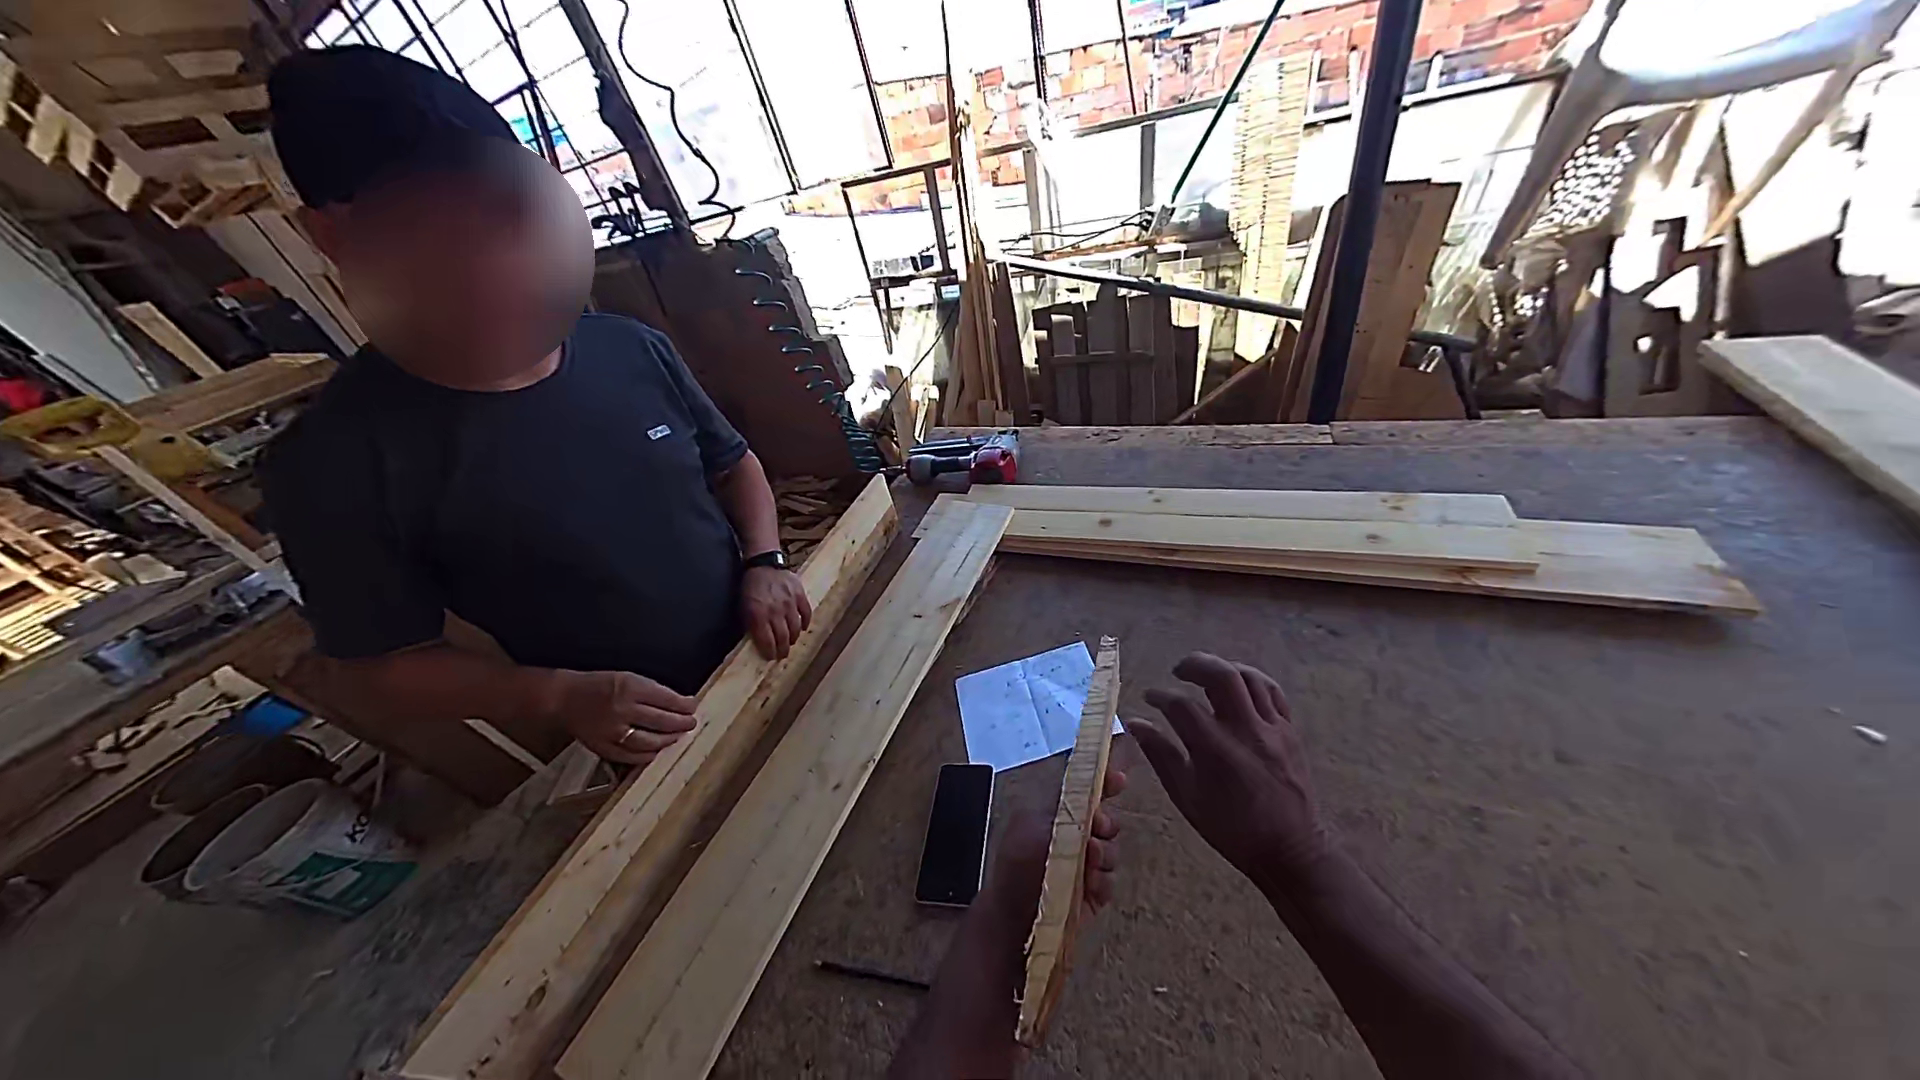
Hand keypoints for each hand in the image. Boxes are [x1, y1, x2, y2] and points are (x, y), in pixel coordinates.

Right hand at [544, 669, 697, 766]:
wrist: (564, 699)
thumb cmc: (600, 685)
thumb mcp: (629, 678)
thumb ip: (652, 691)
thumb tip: (679, 702)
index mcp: (631, 688)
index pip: (667, 699)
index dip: (684, 705)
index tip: (693, 707)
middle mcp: (622, 710)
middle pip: (661, 721)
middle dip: (681, 724)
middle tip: (691, 724)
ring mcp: (612, 732)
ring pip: (648, 741)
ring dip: (667, 740)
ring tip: (677, 737)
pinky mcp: (602, 747)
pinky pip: (629, 756)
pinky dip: (646, 756)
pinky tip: (656, 752)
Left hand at [741, 565, 811, 659]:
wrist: (763, 564)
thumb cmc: (750, 587)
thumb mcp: (743, 606)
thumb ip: (751, 624)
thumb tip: (759, 640)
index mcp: (758, 615)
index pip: (767, 641)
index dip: (770, 652)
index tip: (770, 658)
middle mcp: (775, 611)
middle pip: (783, 637)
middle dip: (783, 650)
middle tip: (782, 655)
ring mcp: (789, 603)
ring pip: (795, 628)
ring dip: (793, 638)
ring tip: (790, 642)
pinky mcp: (799, 595)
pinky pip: (806, 613)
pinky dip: (805, 622)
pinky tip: (803, 628)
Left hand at [982, 766, 1126, 928]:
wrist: (1013, 922)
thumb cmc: (1016, 868)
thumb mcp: (1032, 829)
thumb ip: (1062, 812)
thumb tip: (1090, 801)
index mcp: (1054, 816)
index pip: (1082, 793)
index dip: (1102, 783)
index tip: (1119, 779)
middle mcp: (1071, 837)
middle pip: (1103, 821)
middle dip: (1106, 823)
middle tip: (1100, 828)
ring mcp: (1083, 865)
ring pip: (1110, 851)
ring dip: (1105, 854)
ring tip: (1090, 862)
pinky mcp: (1091, 893)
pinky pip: (1110, 882)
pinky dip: (1104, 882)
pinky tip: (1091, 886)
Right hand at [1129, 653, 1330, 894]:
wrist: (1290, 851)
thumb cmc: (1231, 829)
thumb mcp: (1186, 797)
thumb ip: (1160, 755)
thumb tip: (1136, 723)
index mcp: (1216, 751)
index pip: (1181, 706)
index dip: (1159, 696)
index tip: (1149, 698)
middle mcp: (1246, 732)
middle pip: (1221, 675)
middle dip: (1194, 665)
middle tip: (1177, 671)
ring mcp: (1273, 729)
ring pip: (1249, 678)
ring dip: (1222, 669)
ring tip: (1205, 675)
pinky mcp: (1290, 732)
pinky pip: (1272, 692)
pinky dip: (1251, 681)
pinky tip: (1236, 687)